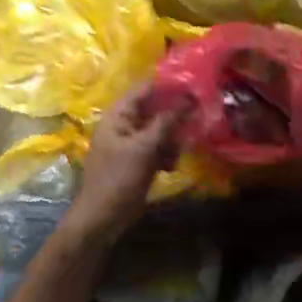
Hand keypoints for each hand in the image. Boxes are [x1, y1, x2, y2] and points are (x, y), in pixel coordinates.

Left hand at [69, 87, 185, 237]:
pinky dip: (166, 154)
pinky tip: (171, 166)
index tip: (194, 83)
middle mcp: (123, 125)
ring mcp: (130, 144)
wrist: (103, 218)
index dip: (167, 84)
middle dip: (174, 115)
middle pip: (153, 109)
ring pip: (158, 130)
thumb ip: (166, 121)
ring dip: (171, 139)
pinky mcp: (137, 161)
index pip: (144, 89)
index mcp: (117, 116)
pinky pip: (157, 149)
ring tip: (179, 151)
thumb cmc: (119, 179)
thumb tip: (188, 97)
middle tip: (198, 115)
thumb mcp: (144, 148)